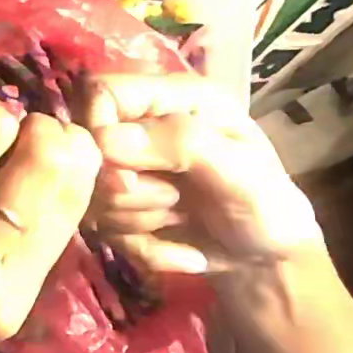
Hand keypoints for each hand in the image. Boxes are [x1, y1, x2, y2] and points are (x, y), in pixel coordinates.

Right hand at [80, 73, 325, 273]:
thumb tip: (105, 139)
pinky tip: (173, 242)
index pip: (100, 91)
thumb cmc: (266, 206)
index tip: (124, 176)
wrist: (266, 262)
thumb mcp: (239, 170)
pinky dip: (137, 244)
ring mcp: (122, 166)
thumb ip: (179, 143)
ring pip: (89, 192)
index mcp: (172, 96)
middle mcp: (140, 125)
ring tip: (180, 217)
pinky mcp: (112, 205)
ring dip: (135, 218)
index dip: (98, 128)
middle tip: (174, 201)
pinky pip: (98, 227)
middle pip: (86, 148)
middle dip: (126, 189)